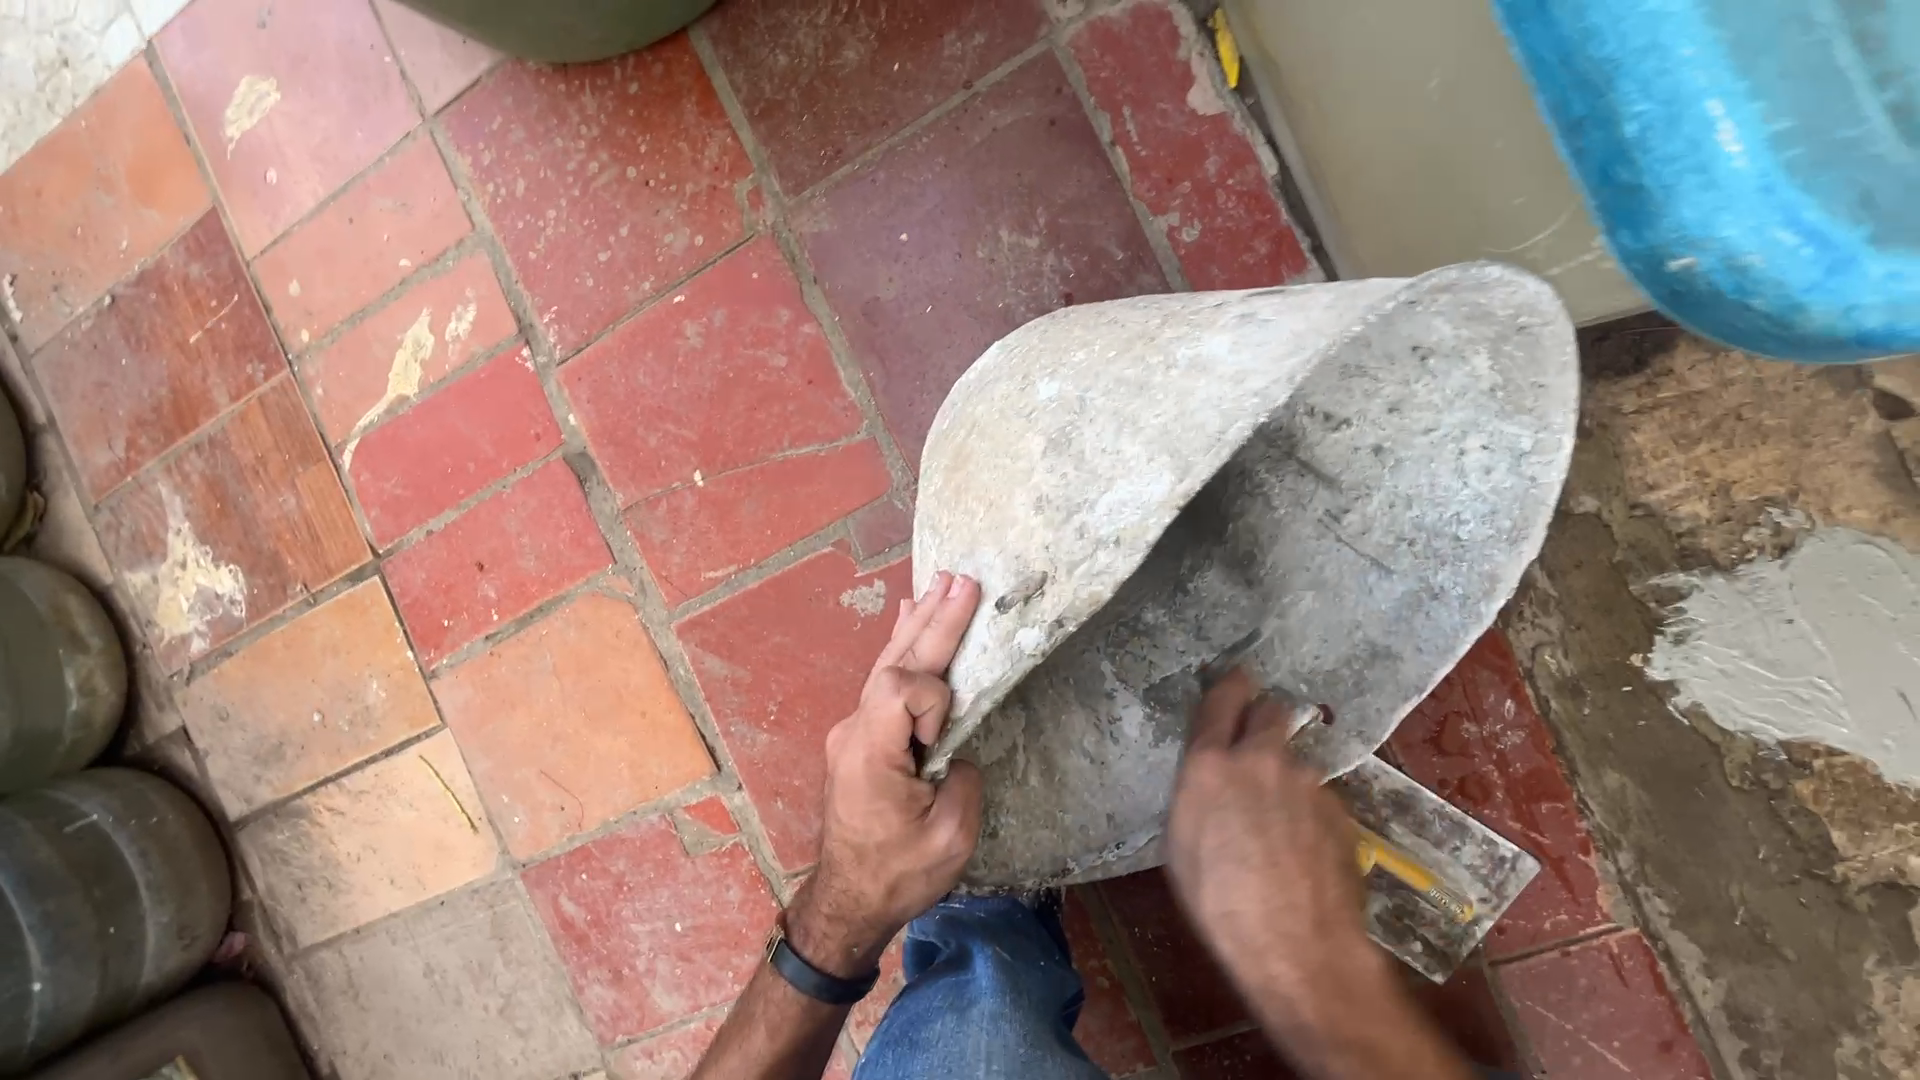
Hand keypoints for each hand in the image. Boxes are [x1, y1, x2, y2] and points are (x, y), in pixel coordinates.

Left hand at [786, 570, 984, 977]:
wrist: (847, 900)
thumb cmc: (898, 873)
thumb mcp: (950, 838)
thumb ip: (964, 778)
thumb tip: (958, 746)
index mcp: (871, 751)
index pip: (901, 688)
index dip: (933, 698)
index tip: (942, 740)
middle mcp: (855, 728)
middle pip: (895, 660)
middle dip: (934, 620)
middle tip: (963, 580)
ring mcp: (852, 729)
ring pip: (886, 663)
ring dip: (919, 624)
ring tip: (942, 583)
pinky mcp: (859, 736)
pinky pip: (882, 680)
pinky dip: (902, 646)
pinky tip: (908, 615)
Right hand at [1165, 669, 1368, 1009]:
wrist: (1297, 945)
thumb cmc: (1217, 900)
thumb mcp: (1181, 841)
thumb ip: (1196, 793)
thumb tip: (1207, 778)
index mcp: (1210, 764)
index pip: (1221, 700)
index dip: (1228, 685)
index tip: (1236, 678)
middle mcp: (1261, 759)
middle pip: (1270, 712)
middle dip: (1263, 718)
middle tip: (1256, 745)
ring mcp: (1307, 781)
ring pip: (1295, 761)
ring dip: (1285, 776)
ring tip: (1279, 823)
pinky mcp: (1340, 809)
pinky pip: (1319, 796)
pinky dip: (1309, 810)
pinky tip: (1304, 848)